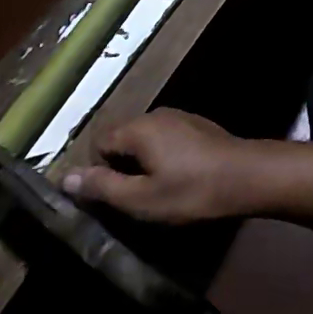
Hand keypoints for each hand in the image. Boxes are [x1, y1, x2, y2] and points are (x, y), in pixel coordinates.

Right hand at [60, 109, 260, 223]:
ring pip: (145, 139)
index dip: (99, 171)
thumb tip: (65, 178)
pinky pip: (166, 139)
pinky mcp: (197, 125)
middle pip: (122, 139)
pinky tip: (181, 178)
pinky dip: (164, 157)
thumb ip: (103, 187)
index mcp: (138, 128)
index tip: (114, 197)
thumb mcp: (142, 199)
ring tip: (160, 192)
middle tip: (137, 198)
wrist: (247, 176)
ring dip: (144, 164)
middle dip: (122, 168)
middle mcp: (156, 114)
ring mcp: (180, 116)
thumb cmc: (191, 191)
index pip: (99, 142)